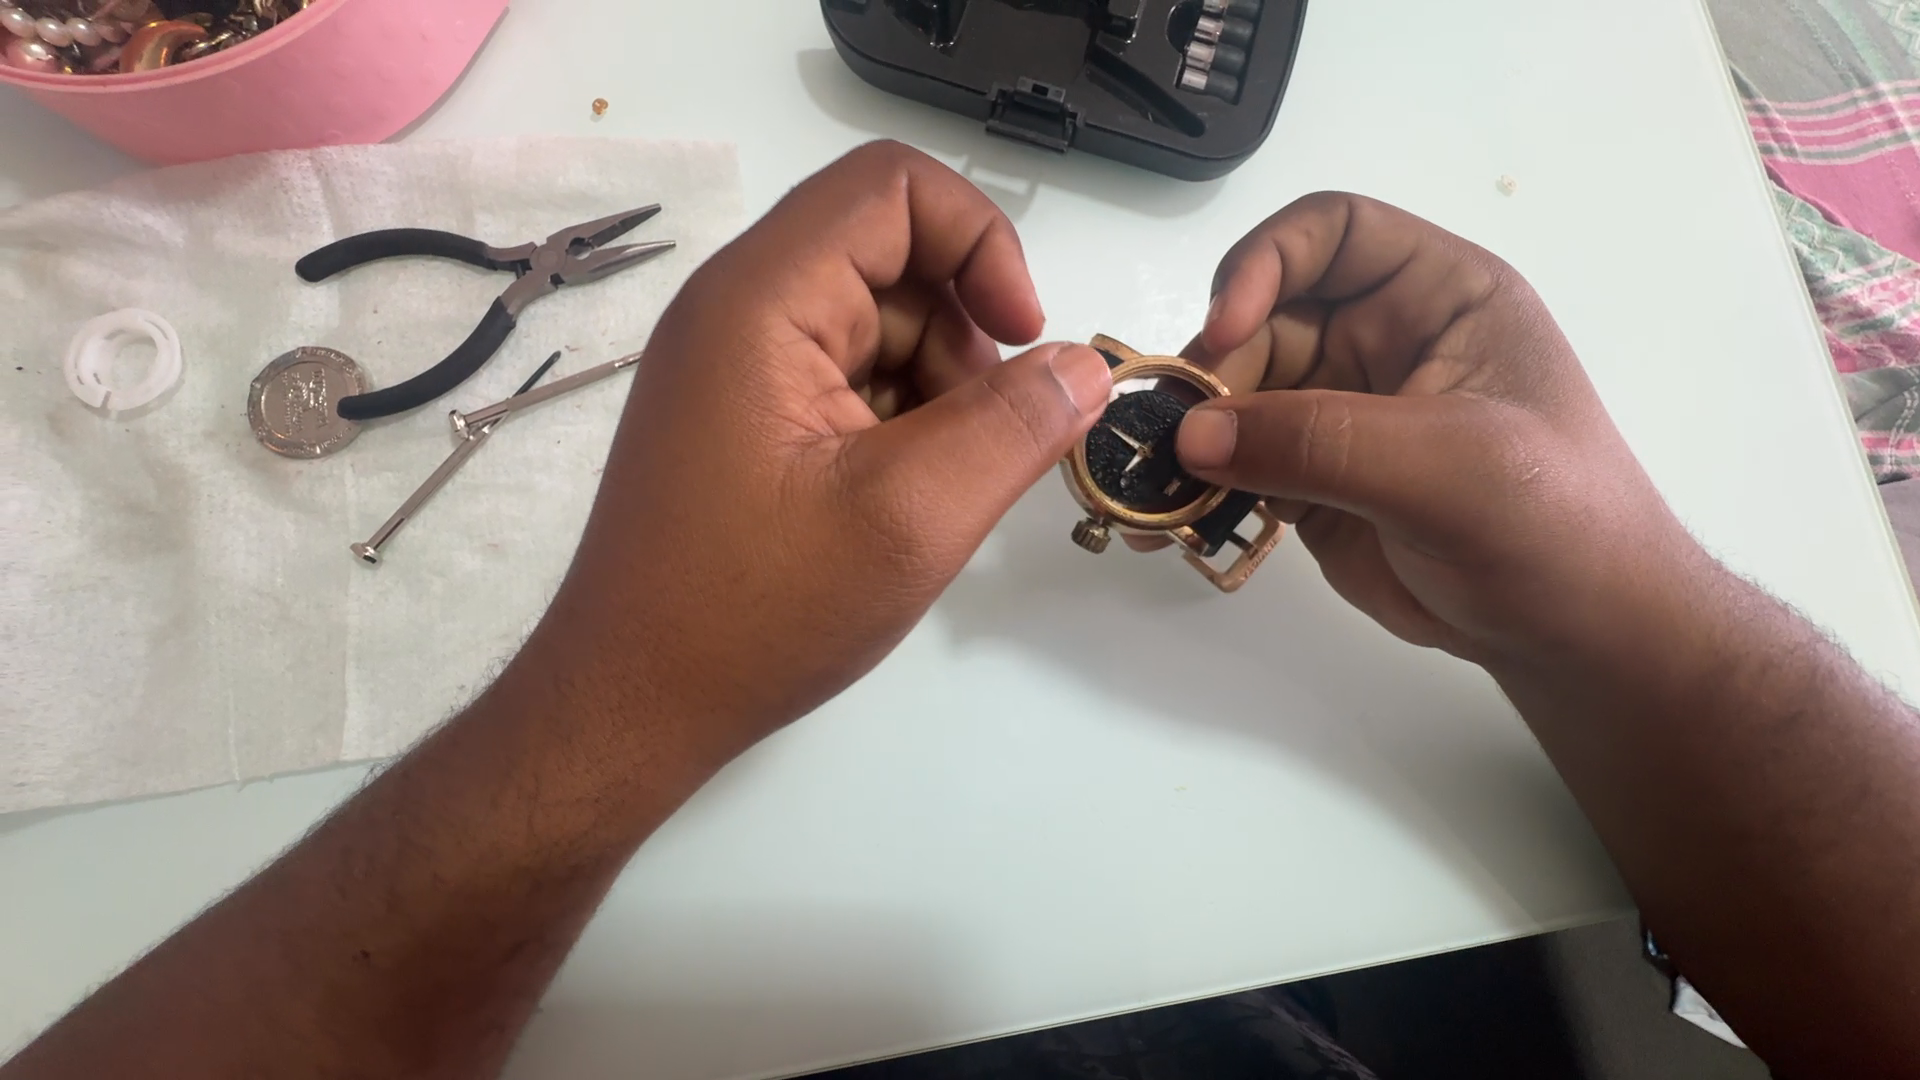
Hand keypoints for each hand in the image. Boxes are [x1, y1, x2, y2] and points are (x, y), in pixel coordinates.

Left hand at [514, 141, 1110, 766]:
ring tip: (934, 492)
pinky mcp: (747, 422)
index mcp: (763, 301)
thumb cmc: (759, 614)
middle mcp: (741, 314)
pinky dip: (898, 429)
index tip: (1023, 337)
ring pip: (879, 333)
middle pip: (891, 265)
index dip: (981, 241)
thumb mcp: (909, 520)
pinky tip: (896, 504)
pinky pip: (849, 386)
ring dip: (936, 397)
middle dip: (963, 344)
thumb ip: (1012, 429)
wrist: (636, 703)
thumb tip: (1085, 365)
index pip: (893, 188)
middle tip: (979, 448)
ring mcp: (740, 372)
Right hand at [1171, 193, 1699, 665]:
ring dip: (1184, 440)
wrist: (1561, 631)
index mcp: (1432, 299)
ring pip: (1230, 400)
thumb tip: (1192, 436)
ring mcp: (1331, 414)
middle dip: (1209, 378)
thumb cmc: (1548, 526)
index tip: (1223, 333)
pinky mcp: (1302, 477)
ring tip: (1150, 492)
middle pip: (1257, 326)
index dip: (1264, 264)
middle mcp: (1372, 344)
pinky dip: (1191, 490)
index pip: (1330, 234)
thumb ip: (1319, 443)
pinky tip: (1163, 523)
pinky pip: (1228, 466)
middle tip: (1171, 442)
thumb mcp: (1448, 467)